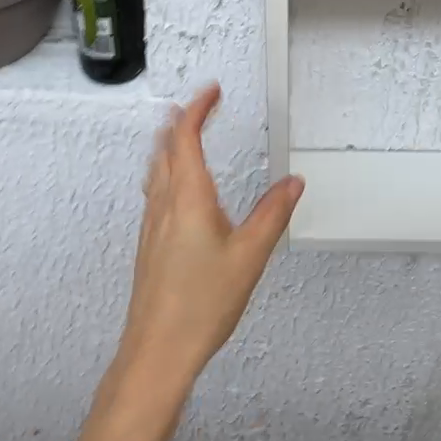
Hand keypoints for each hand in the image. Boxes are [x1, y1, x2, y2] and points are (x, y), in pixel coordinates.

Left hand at [115, 83, 304, 387]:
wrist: (158, 349)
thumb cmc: (200, 306)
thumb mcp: (251, 255)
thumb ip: (273, 213)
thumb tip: (292, 184)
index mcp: (188, 197)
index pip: (185, 135)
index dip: (197, 107)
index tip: (211, 91)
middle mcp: (164, 204)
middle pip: (164, 146)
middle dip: (180, 119)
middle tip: (198, 105)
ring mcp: (151, 224)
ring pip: (155, 168)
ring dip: (169, 143)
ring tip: (182, 134)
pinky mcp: (149, 244)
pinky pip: (154, 191)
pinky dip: (165, 170)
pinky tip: (176, 189)